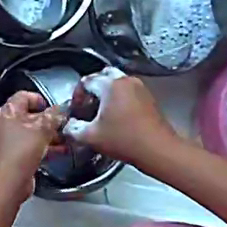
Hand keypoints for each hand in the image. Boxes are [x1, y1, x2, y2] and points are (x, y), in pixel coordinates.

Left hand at [0, 91, 63, 191]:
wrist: (9, 183)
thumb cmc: (19, 153)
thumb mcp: (42, 129)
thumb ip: (54, 116)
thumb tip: (62, 109)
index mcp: (8, 112)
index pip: (24, 96)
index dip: (40, 99)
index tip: (54, 107)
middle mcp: (7, 124)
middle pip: (31, 115)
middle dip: (49, 119)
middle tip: (64, 123)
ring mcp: (11, 141)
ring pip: (34, 132)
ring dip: (51, 134)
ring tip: (67, 138)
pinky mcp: (17, 155)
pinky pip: (34, 146)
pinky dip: (47, 147)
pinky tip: (61, 151)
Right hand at [61, 68, 178, 165]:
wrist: (157, 150)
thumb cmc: (126, 140)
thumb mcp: (91, 136)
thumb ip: (74, 128)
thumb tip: (69, 126)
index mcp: (111, 85)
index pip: (87, 80)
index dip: (77, 94)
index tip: (76, 107)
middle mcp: (127, 81)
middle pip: (104, 76)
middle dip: (93, 89)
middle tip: (87, 105)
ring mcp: (140, 89)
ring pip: (118, 84)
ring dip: (107, 94)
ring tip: (101, 113)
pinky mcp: (149, 99)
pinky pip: (130, 93)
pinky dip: (121, 100)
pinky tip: (117, 118)